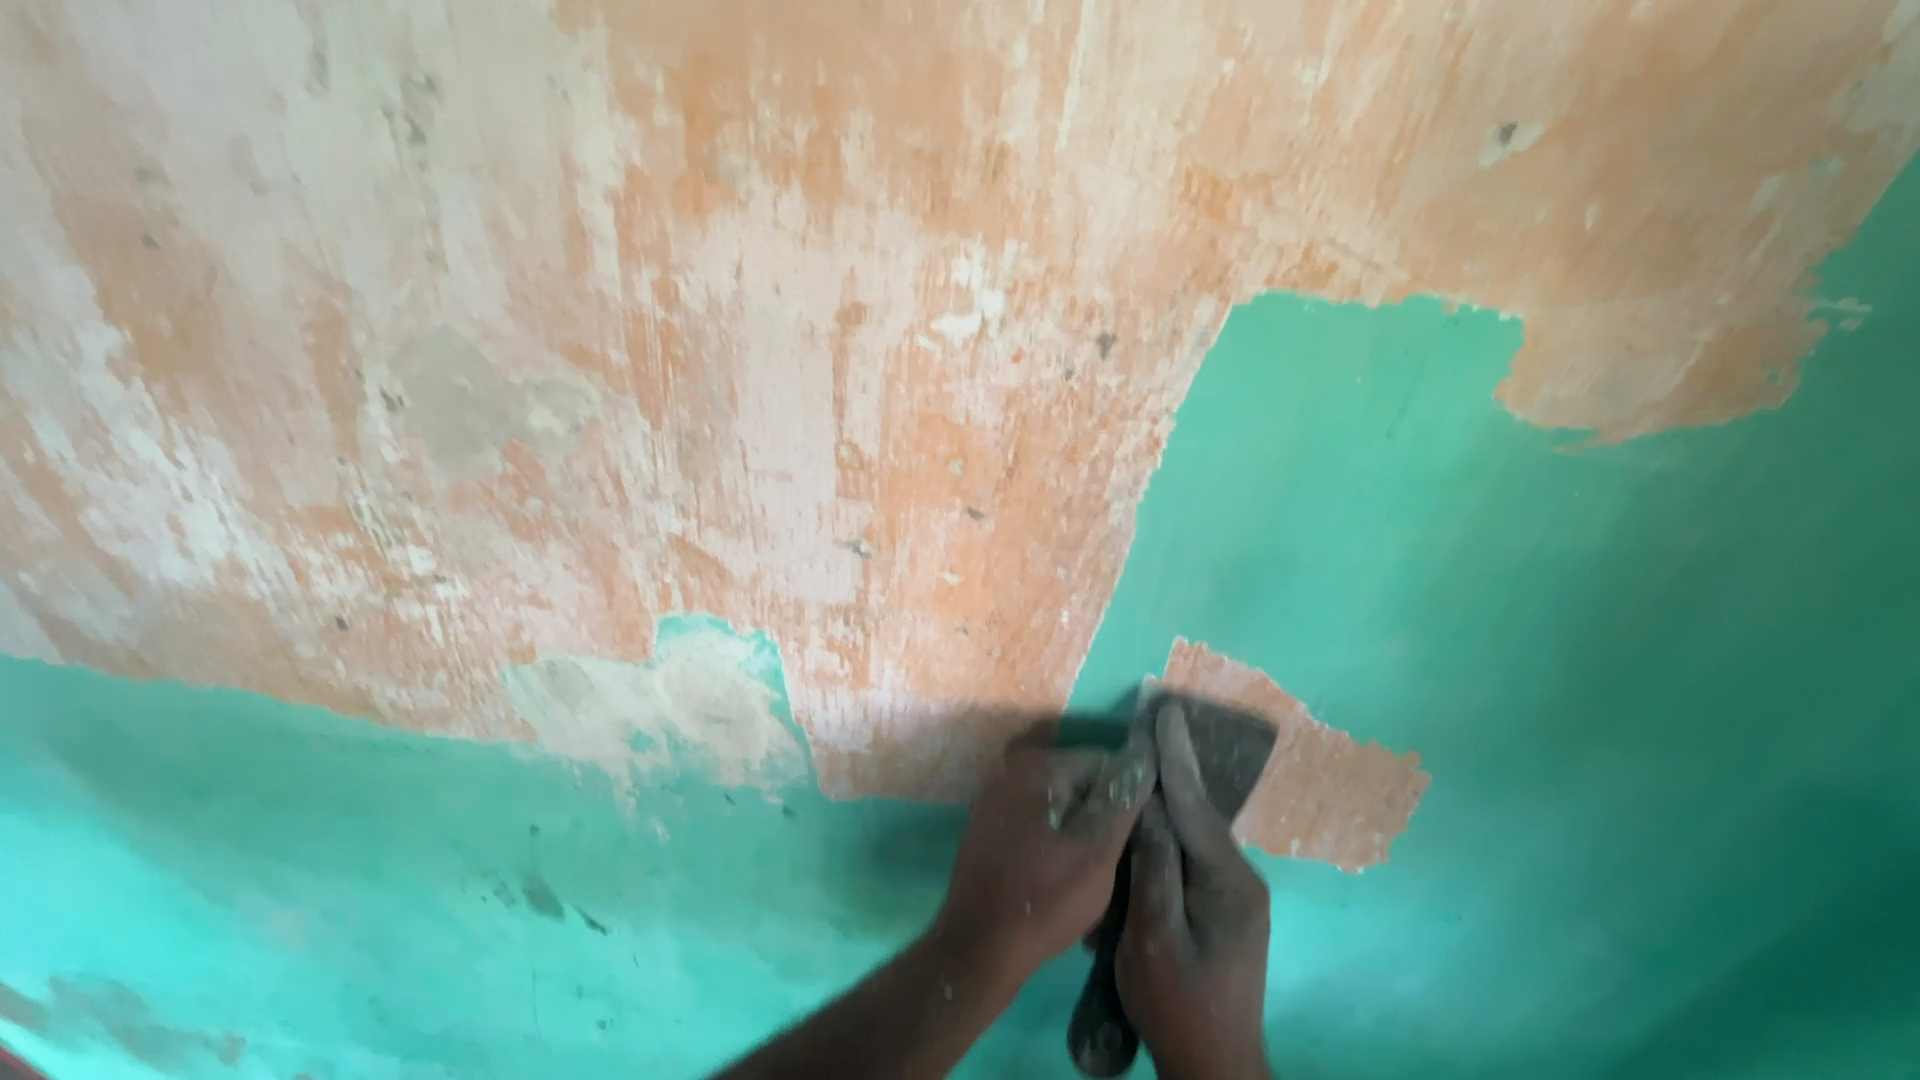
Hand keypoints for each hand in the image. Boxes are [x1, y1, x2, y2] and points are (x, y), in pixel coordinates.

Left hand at [934, 723, 1157, 983]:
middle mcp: (1009, 771)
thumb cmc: (1047, 897)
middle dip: (1099, 813)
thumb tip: (1142, 755)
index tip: (1133, 837)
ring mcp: (993, 800)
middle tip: (1114, 858)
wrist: (981, 945)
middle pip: (1076, 781)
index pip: (1103, 763)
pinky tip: (1061, 874)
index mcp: (1036, 766)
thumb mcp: (1099, 848)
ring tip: (1090, 872)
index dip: (1125, 799)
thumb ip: (1122, 796)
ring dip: (1077, 829)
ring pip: (1056, 804)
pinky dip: (1052, 840)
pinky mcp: (987, 828)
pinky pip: (1034, 821)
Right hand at [1116, 703, 1272, 1079]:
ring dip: (1169, 799)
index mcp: (1228, 882)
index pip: (1194, 806)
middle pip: (1198, 813)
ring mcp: (1236, 895)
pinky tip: (1149, 820)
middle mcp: (1241, 879)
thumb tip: (1149, 810)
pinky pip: (1192, 854)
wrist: (1215, 1066)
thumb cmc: (1179, 1004)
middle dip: (1172, 770)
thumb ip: (1153, 869)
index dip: (1173, 758)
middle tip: (1148, 726)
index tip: (1164, 712)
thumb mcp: (1154, 937)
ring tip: (1144, 762)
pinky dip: (1169, 831)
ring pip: (1195, 833)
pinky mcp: (1225, 908)